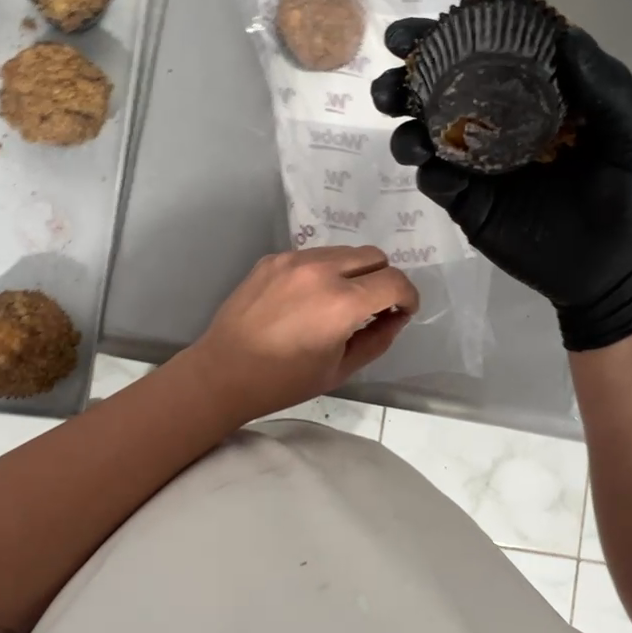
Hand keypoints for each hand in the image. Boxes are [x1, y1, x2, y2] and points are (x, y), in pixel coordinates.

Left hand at [183, 247, 419, 422]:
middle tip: (374, 307)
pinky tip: (308, 299)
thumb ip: (377, 339)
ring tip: (339, 302)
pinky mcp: (272, 259)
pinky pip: (313, 255)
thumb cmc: (284, 381)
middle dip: (383, 280)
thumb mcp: (340, 369)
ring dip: (354, 272)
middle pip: (374, 256)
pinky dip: (323, 271)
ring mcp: (293, 260)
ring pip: (343, 251)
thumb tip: (395, 318)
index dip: (408, 297)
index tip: (403, 311)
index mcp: (342, 302)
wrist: (223, 372)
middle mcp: (320, 271)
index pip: (395, 282)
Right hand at [371, 20, 631, 350]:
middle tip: (391, 73)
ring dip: (404, 121)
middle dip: (409, 77)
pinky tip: (427, 162)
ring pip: (427, 134)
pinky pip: (435, 180)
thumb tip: (565, 34)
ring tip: (397, 116)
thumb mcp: (629, 132)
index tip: (419, 29)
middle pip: (443, 92)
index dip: (451, 38)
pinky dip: (425, 168)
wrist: (619, 272)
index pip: (487, 56)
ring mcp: (478, 165)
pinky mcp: (467, 203)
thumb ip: (603, 85)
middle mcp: (498, 125)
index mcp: (534, 98)